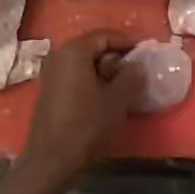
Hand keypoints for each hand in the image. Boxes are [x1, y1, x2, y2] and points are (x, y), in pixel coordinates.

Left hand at [15, 29, 136, 188]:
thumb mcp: (116, 100)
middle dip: (116, 54)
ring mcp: (51, 70)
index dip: (127, 40)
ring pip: (83, 60)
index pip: (105, 35)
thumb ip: (130, 77)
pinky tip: (104, 93)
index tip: (145, 48)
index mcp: (74, 50)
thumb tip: (137, 64)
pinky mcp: (49, 87)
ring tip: (124, 81)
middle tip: (136, 66)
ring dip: (104, 67)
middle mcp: (59, 53)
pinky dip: (91, 76)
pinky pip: (74, 72)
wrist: (51, 158)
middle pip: (92, 45)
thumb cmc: (85, 124)